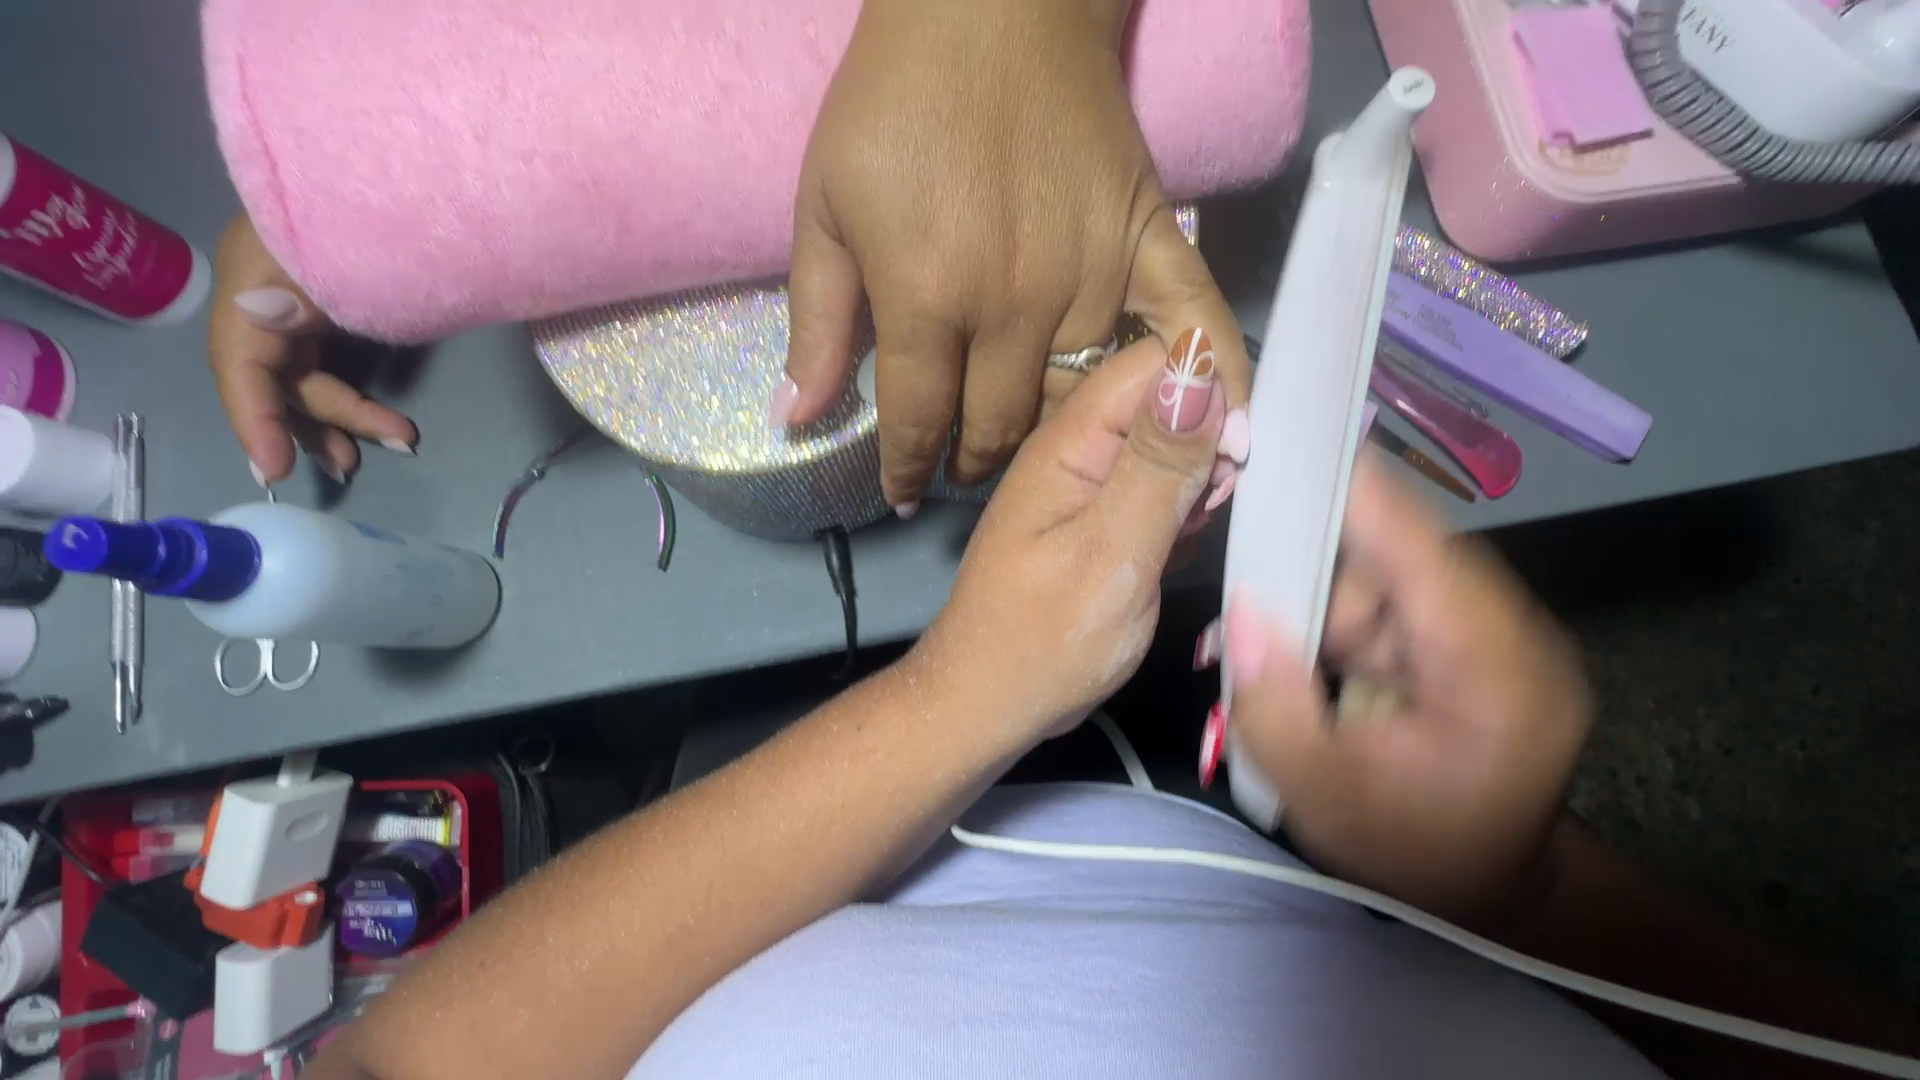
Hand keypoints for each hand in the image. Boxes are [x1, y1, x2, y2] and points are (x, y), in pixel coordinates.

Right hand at [207, 213, 416, 485]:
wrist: (411, 183)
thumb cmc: (375, 214)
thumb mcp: (331, 249)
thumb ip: (303, 290)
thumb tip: (261, 317)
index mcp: (256, 282)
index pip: (240, 363)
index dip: (253, 418)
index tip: (272, 469)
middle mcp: (267, 296)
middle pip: (276, 378)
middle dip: (316, 424)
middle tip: (353, 464)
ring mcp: (298, 303)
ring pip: (304, 377)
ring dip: (337, 419)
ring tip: (373, 454)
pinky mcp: (328, 309)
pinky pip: (324, 364)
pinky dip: (347, 397)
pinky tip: (375, 425)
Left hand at [778, 0, 1249, 513]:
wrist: (990, 2)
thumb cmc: (892, 106)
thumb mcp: (822, 209)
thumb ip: (817, 324)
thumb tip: (794, 421)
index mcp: (927, 296)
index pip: (918, 421)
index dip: (907, 469)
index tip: (904, 492)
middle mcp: (1013, 305)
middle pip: (998, 426)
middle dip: (971, 461)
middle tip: (960, 467)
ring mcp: (1090, 278)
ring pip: (1075, 399)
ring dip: (1049, 438)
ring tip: (1030, 449)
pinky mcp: (1148, 244)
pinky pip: (1189, 326)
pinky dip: (1207, 383)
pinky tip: (1223, 435)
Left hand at [912, 327, 1226, 743]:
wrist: (989, 704)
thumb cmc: (1043, 641)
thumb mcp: (1111, 554)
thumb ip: (1158, 467)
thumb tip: (1202, 371)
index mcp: (1070, 442)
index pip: (1152, 360)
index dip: (1209, 386)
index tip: (1239, 449)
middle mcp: (1077, 451)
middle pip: (1165, 400)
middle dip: (1210, 439)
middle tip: (1214, 504)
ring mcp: (1087, 488)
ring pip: (1167, 449)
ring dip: (1198, 481)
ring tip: (1193, 533)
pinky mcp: (1099, 523)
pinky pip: (1155, 493)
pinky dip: (1181, 513)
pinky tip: (1177, 550)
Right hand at [1221, 457, 1592, 922]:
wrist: (1482, 894)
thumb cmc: (1415, 857)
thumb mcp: (1325, 799)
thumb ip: (1273, 707)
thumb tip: (1241, 611)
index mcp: (1498, 675)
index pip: (1428, 554)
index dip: (1362, 494)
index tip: (1294, 444)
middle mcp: (1502, 637)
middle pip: (1394, 560)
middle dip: (1313, 577)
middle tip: (1250, 611)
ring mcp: (1479, 637)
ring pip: (1378, 580)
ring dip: (1314, 608)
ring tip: (1269, 659)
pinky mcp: (1453, 643)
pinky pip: (1378, 605)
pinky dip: (1326, 623)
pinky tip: (1294, 661)